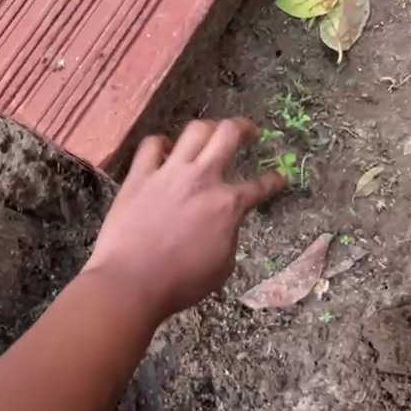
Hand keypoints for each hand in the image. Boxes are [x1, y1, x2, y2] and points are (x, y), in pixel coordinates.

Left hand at [82, 118, 284, 323]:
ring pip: (194, 131)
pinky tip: (165, 151)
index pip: (260, 186)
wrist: (131, 282)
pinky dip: (161, 144)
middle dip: (244, 127)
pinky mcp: (140, 176)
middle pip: (228, 133)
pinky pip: (151, 145)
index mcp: (228, 204)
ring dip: (208, 129)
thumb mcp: (223, 265)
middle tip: (249, 132)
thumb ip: (229, 234)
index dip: (274, 181)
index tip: (279, 177)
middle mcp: (203, 179)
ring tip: (211, 134)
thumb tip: (225, 223)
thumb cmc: (181, 282)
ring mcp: (169, 173)